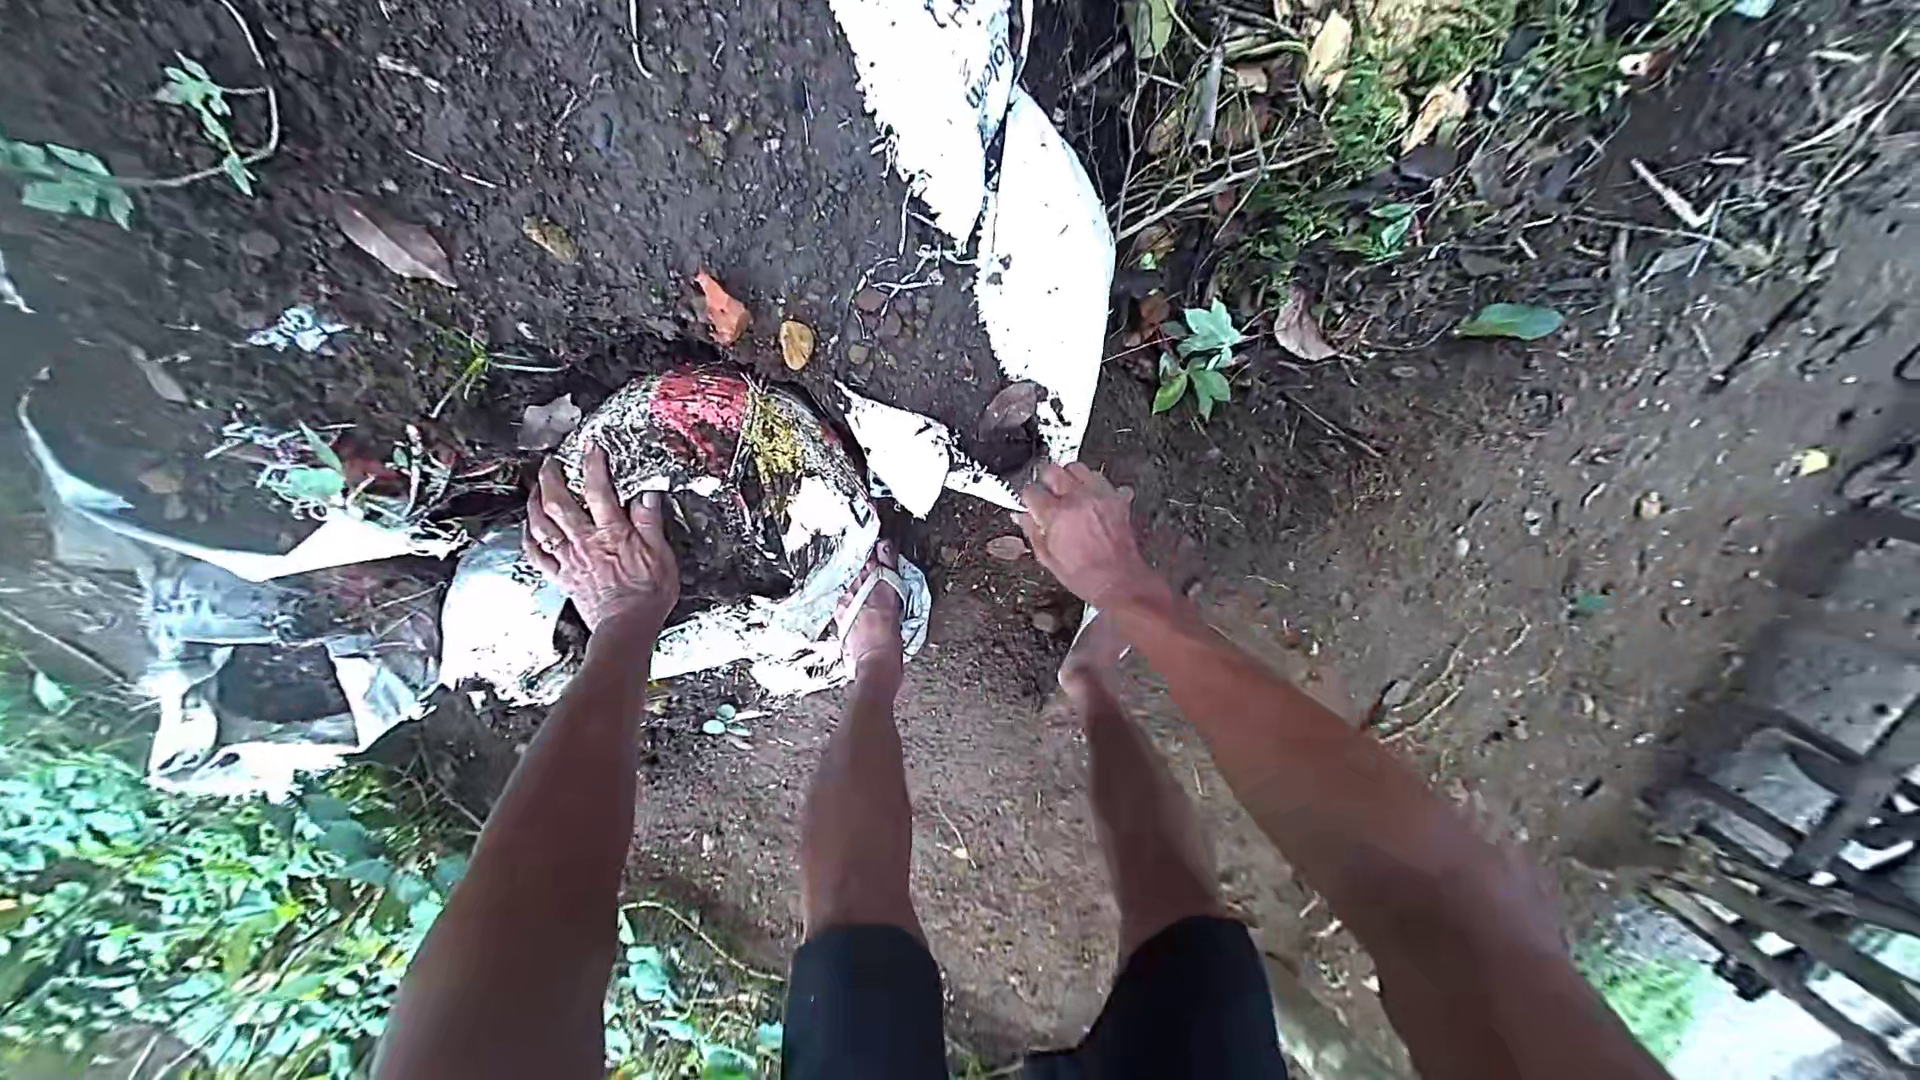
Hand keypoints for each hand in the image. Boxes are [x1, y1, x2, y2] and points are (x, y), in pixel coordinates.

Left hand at [524, 445, 679, 633]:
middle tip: (551, 463)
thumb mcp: (662, 554)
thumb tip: (646, 495)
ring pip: (541, 525)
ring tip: (535, 489)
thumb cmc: (648, 593)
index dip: (594, 466)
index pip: (599, 491)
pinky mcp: (561, 576)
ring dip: (534, 503)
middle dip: (552, 478)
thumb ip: (650, 523)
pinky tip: (528, 529)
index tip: (591, 449)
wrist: (628, 626)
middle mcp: (585, 542)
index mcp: (612, 533)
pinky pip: (537, 555)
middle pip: (559, 503)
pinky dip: (529, 538)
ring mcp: (569, 559)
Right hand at [1014, 463, 1162, 608]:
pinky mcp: (1116, 498)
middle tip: (1046, 493)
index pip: (1031, 490)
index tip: (1030, 503)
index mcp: (1056, 515)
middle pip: (1052, 470)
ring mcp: (1099, 497)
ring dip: (1068, 477)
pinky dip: (1091, 484)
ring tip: (1067, 492)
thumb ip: (1032, 531)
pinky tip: (1088, 498)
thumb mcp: (1048, 558)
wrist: (1118, 581)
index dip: (1028, 498)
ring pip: (1077, 468)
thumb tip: (1022, 516)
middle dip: (1045, 480)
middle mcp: (1078, 500)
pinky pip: (1100, 479)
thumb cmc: (1086, 576)